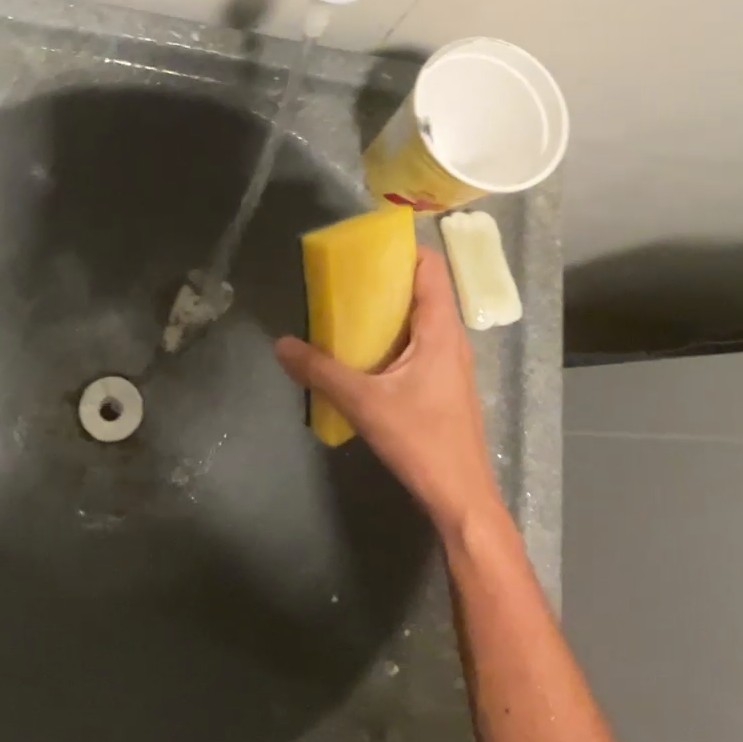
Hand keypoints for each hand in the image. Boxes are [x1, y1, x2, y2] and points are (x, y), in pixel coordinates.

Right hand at [275, 247, 499, 526]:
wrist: (461, 495)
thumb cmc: (421, 440)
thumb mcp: (363, 403)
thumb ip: (320, 372)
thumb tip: (281, 345)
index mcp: (440, 330)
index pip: (430, 267)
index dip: (401, 249)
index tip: (363, 246)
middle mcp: (451, 338)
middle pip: (423, 289)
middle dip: (384, 278)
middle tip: (342, 277)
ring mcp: (451, 362)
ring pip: (420, 318)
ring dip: (387, 310)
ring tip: (345, 311)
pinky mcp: (444, 383)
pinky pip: (418, 342)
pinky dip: (392, 336)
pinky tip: (362, 353)